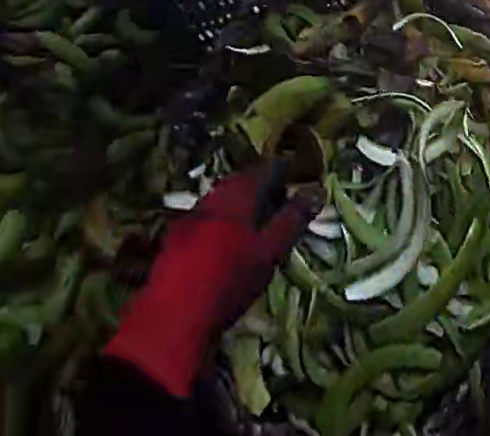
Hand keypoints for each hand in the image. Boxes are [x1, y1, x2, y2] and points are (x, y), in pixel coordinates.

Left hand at [102, 162, 317, 397]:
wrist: (172, 320)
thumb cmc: (230, 280)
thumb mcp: (270, 251)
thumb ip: (292, 219)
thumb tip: (316, 191)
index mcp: (238, 193)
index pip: (266, 168)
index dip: (285, 170)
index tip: (300, 176)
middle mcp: (213, 197)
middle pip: (242, 182)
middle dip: (263, 187)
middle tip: (282, 200)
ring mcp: (191, 217)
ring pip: (223, 200)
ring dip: (242, 204)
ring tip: (258, 222)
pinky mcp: (176, 239)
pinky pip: (208, 218)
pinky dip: (224, 222)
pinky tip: (228, 243)